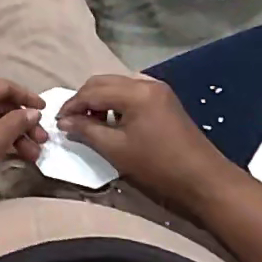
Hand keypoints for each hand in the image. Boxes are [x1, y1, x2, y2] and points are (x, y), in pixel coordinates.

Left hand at [0, 79, 46, 203]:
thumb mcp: (1, 133)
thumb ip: (20, 120)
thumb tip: (34, 112)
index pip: (4, 87)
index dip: (27, 97)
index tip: (46, 109)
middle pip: (2, 105)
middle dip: (24, 123)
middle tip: (43, 139)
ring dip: (18, 136)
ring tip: (35, 154)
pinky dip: (4, 140)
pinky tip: (23, 155)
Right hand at [57, 74, 240, 211]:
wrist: (204, 179)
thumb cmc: (157, 165)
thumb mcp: (115, 149)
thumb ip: (86, 130)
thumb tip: (64, 122)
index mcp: (135, 93)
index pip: (91, 92)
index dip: (71, 106)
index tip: (58, 122)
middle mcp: (146, 84)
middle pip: (102, 82)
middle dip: (83, 99)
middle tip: (71, 120)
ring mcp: (157, 90)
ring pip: (115, 85)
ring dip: (98, 99)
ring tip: (88, 122)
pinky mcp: (163, 100)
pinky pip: (130, 92)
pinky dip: (114, 102)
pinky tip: (110, 120)